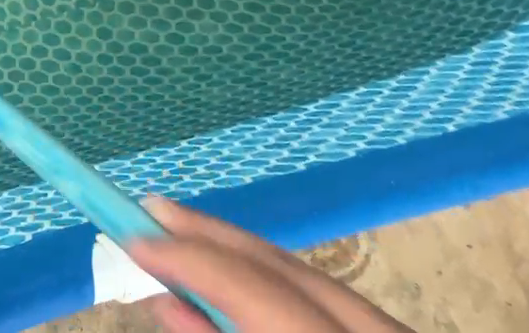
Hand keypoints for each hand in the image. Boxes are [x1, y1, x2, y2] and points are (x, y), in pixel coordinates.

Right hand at [130, 196, 413, 332]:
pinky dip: (273, 277)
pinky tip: (233, 267)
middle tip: (144, 207)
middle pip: (289, 268)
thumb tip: (166, 302)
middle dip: (211, 235)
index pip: (261, 290)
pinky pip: (328, 294)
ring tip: (176, 229)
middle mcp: (380, 330)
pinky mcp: (394, 329)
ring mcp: (396, 328)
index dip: (191, 258)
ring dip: (236, 251)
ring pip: (310, 276)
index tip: (132, 238)